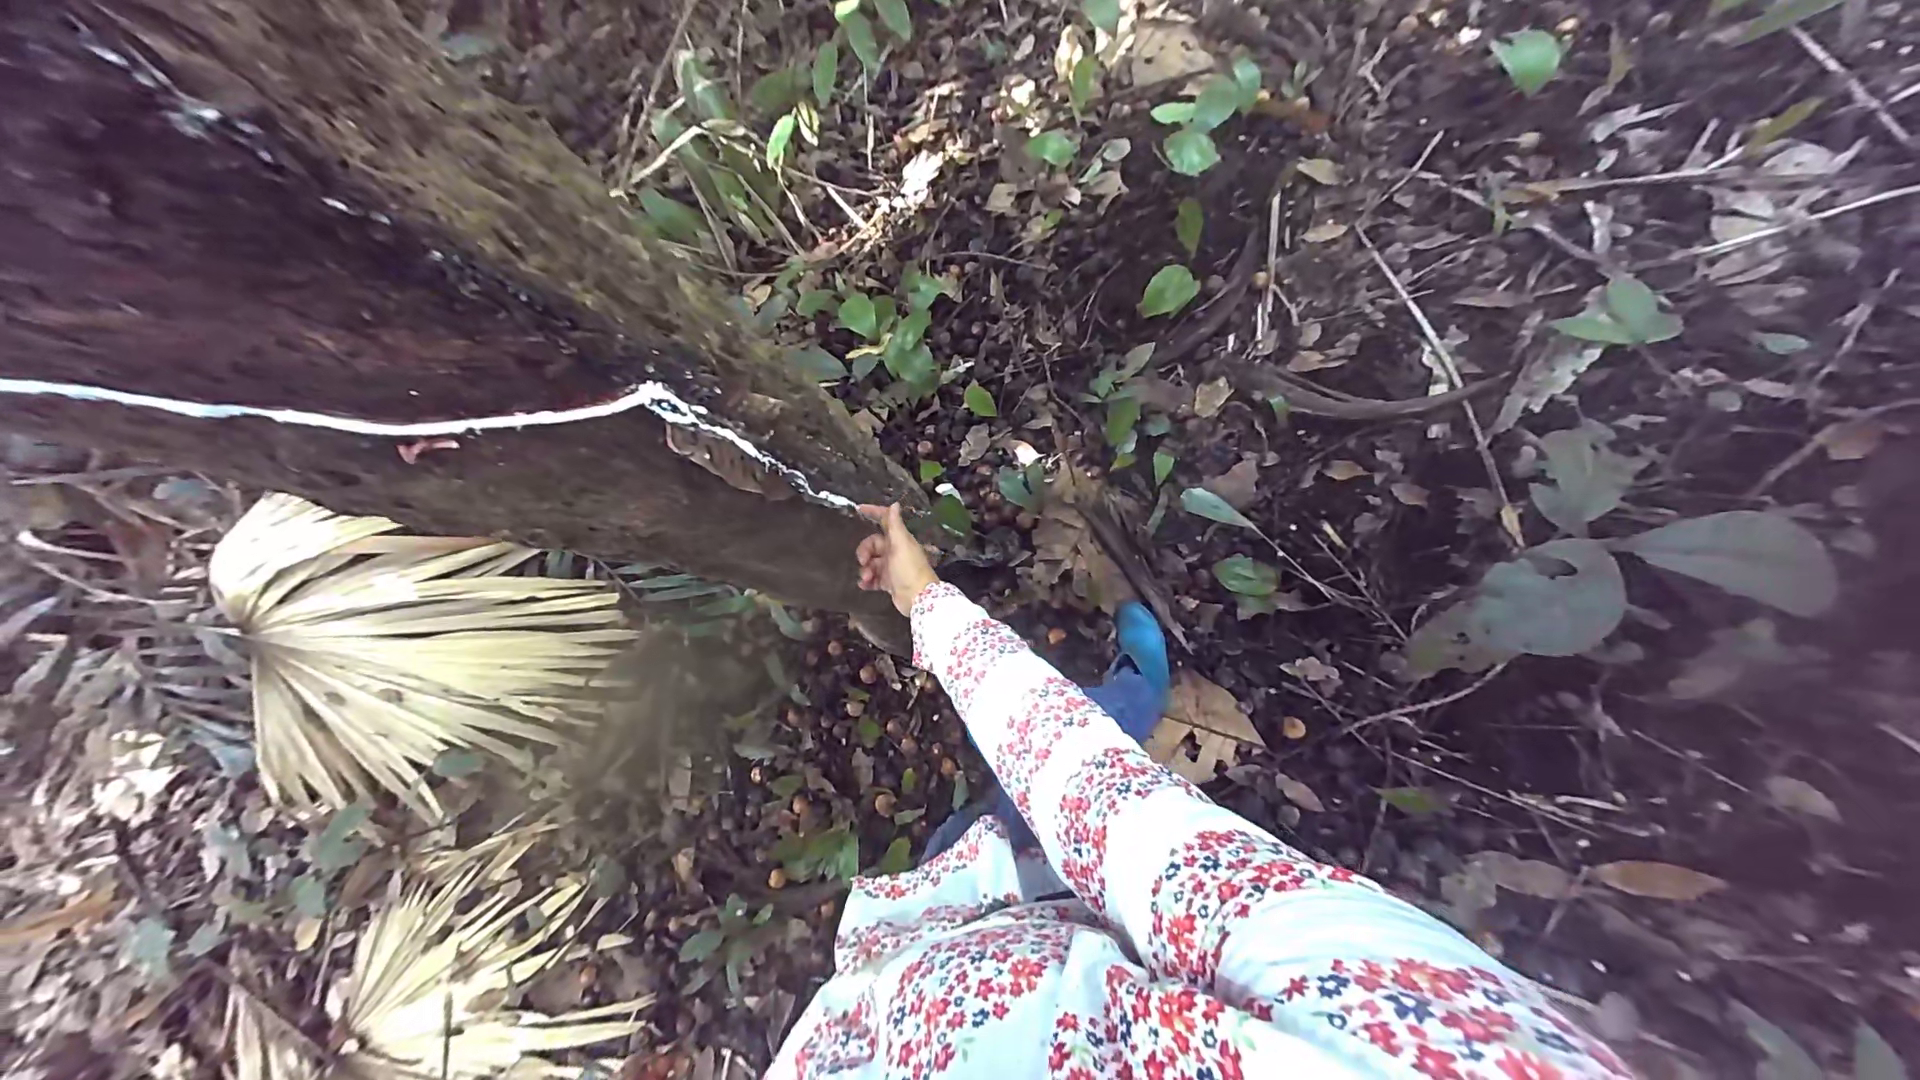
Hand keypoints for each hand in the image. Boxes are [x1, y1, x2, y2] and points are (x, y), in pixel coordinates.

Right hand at [856, 503, 939, 615]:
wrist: (918, 598)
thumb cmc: (909, 568)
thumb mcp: (901, 544)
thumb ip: (896, 525)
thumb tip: (895, 504)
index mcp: (899, 539)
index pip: (885, 520)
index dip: (874, 513)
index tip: (859, 509)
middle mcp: (895, 551)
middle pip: (873, 545)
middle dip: (865, 552)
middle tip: (863, 561)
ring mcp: (892, 567)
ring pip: (871, 562)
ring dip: (866, 569)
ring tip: (867, 578)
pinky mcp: (889, 582)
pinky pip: (873, 578)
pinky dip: (868, 581)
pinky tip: (865, 585)